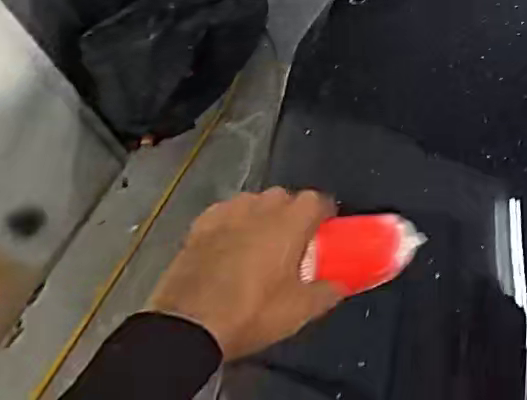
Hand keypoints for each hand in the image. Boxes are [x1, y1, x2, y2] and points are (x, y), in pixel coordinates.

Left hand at [146, 188, 344, 359]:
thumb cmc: (251, 311)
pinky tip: (225, 247)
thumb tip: (341, 284)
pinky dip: (230, 225)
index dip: (323, 220)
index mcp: (296, 216)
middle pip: (288, 200)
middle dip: (291, 218)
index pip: (321, 202)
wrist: (185, 327)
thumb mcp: (299, 311)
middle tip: (288, 249)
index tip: (321, 240)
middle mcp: (267, 202)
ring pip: (256, 204)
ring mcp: (233, 209)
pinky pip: (226, 214)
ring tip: (254, 249)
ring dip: (260, 219)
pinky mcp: (202, 221)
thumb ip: (328, 291)